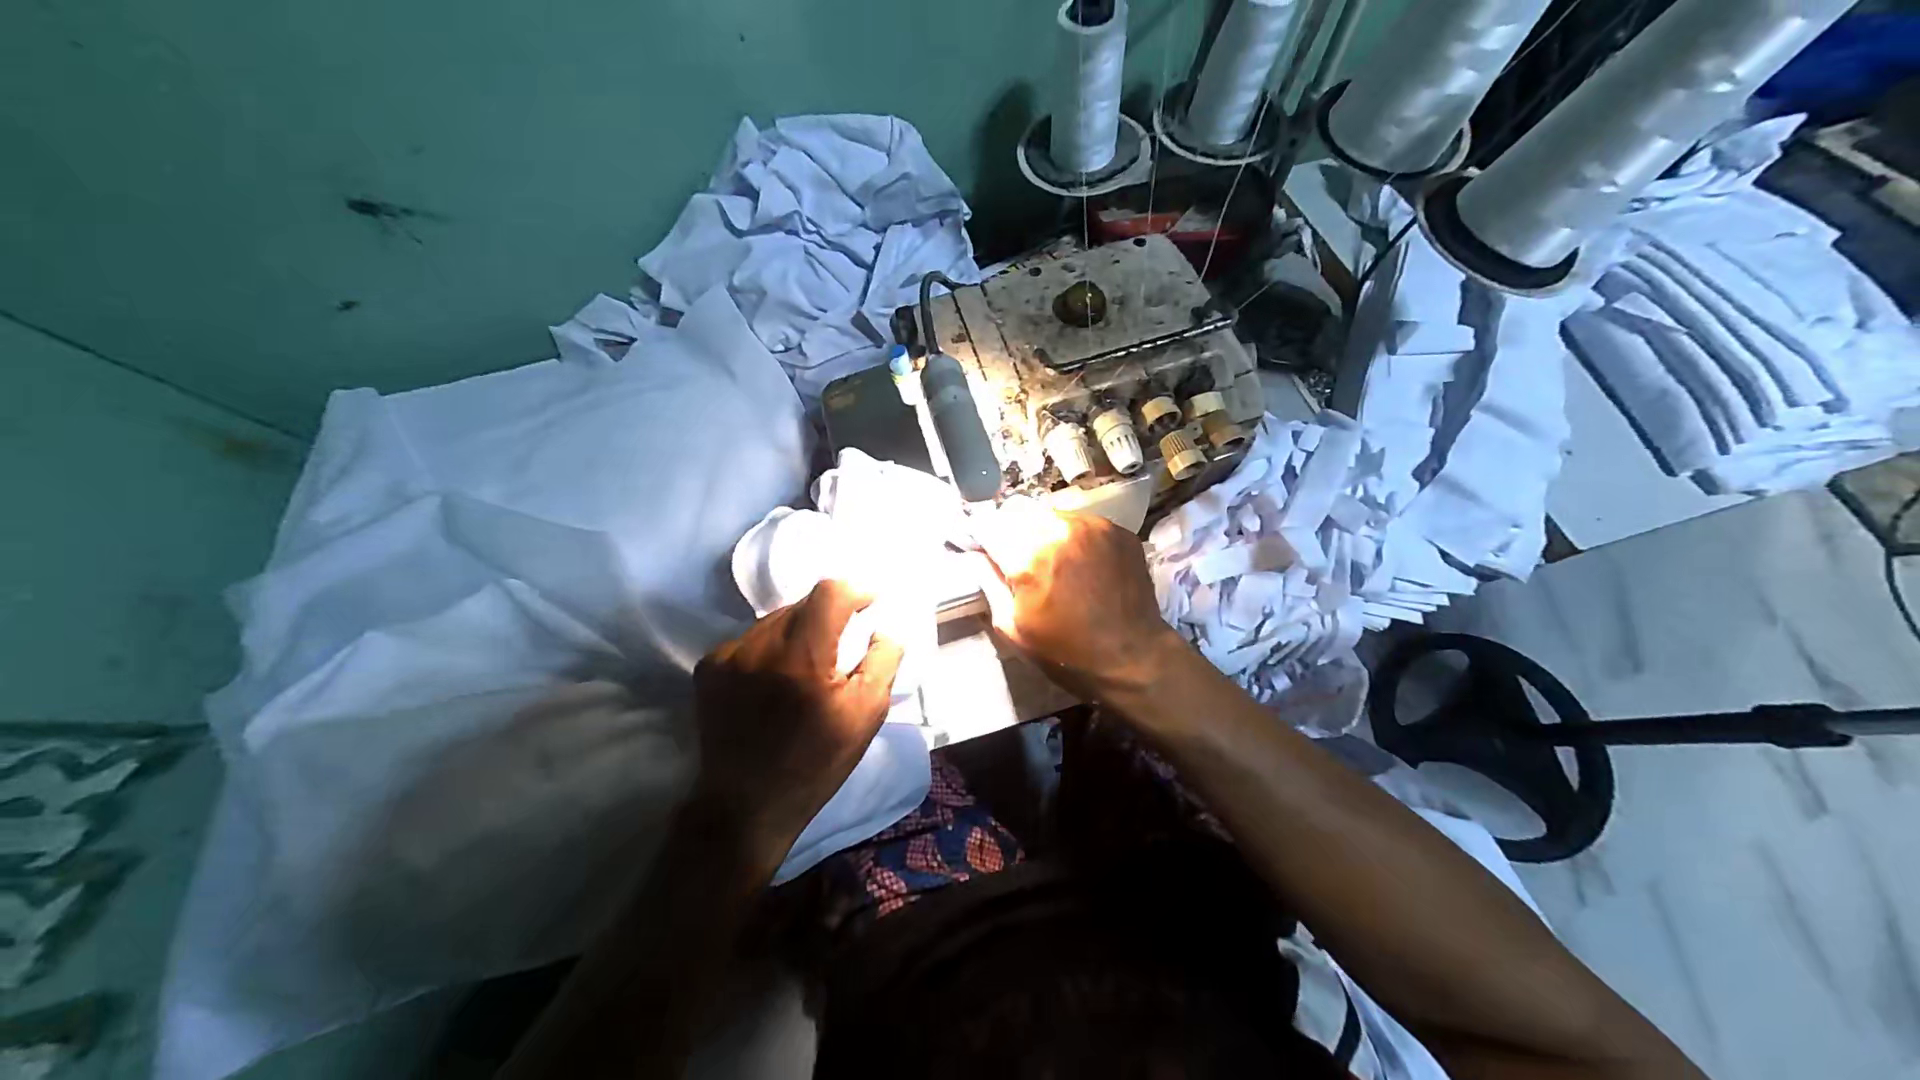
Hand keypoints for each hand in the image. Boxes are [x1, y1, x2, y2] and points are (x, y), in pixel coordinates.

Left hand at [691, 580, 903, 877]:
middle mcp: (760, 645)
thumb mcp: (867, 714)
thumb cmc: (816, 762)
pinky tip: (775, 680)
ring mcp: (728, 654)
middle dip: (827, 614)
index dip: (855, 592)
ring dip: (798, 631)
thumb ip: (883, 660)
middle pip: (802, 603)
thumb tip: (882, 629)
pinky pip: (750, 639)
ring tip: (807, 665)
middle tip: (841, 643)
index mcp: (803, 656)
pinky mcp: (708, 668)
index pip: (829, 592)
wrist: (746, 806)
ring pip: (774, 619)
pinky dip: (770, 648)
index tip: (868, 605)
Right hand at [974, 504, 1183, 699]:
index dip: (976, 536)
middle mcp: (1059, 529)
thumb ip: (987, 582)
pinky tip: (1079, 565)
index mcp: (1028, 555)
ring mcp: (1093, 525)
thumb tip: (974, 555)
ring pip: (1050, 515)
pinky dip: (1071, 538)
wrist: (1132, 658)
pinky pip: (1081, 523)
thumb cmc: (1065, 651)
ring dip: (1041, 533)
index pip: (986, 524)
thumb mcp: (1011, 627)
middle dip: (1009, 533)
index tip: (976, 548)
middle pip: (1017, 512)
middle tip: (1013, 559)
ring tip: (1050, 563)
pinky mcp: (1117, 530)